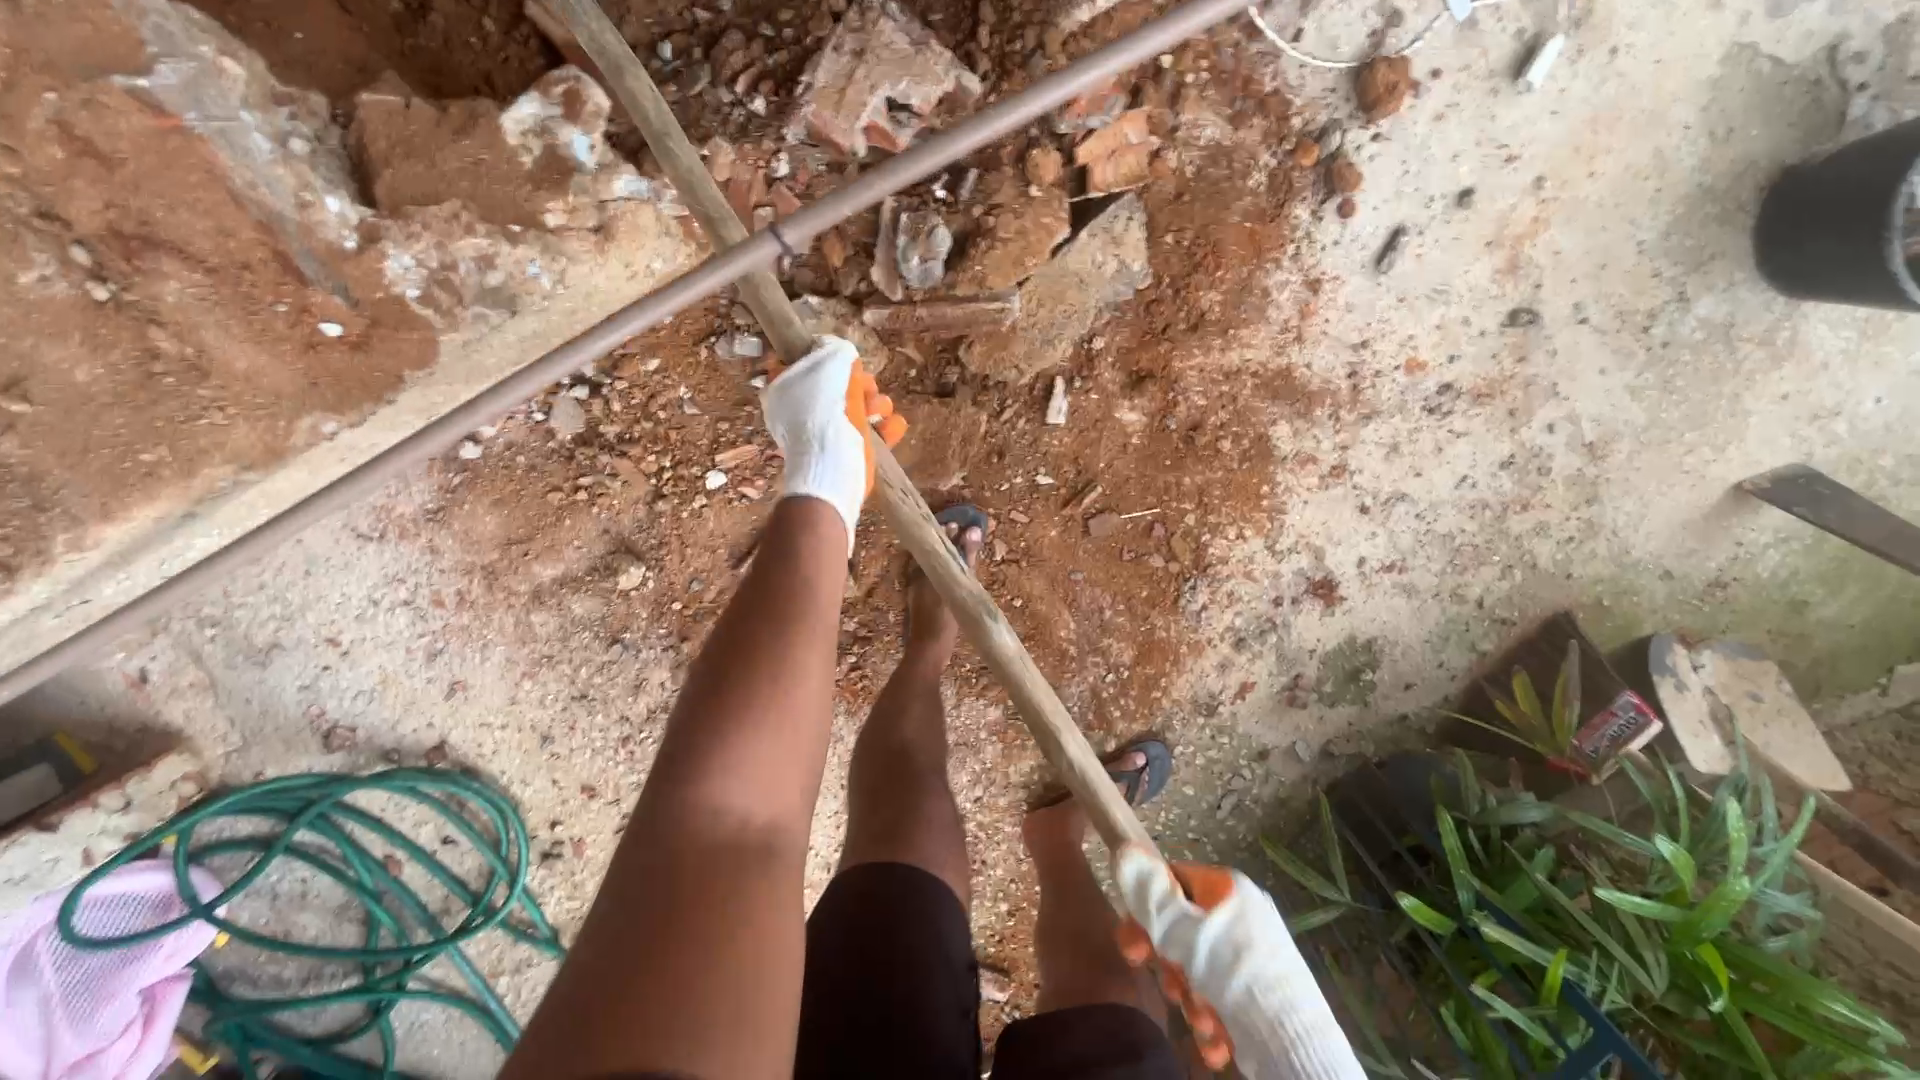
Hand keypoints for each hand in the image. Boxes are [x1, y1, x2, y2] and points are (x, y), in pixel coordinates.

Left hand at [760, 336, 906, 551]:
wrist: (833, 466)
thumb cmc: (826, 411)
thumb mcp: (829, 365)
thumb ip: (835, 350)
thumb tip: (843, 353)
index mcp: (788, 390)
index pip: (810, 363)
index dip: (832, 359)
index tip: (845, 363)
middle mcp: (806, 410)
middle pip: (843, 384)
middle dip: (863, 384)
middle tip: (867, 388)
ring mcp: (829, 432)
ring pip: (863, 407)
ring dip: (879, 404)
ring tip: (881, 412)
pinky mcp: (851, 451)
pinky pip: (876, 431)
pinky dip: (887, 428)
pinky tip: (892, 427)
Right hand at [1114, 846, 1365, 1079]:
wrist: (1291, 1042)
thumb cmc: (1231, 973)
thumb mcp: (1183, 931)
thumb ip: (1149, 896)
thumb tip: (1124, 850)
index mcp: (1226, 889)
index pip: (1172, 880)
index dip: (1146, 909)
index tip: (1136, 942)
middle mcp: (1239, 917)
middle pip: (1181, 931)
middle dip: (1171, 967)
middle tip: (1172, 987)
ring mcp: (1249, 956)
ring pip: (1197, 971)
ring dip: (1192, 1001)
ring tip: (1205, 1021)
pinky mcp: (1257, 993)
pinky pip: (1219, 998)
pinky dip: (1213, 1022)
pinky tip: (1217, 1041)